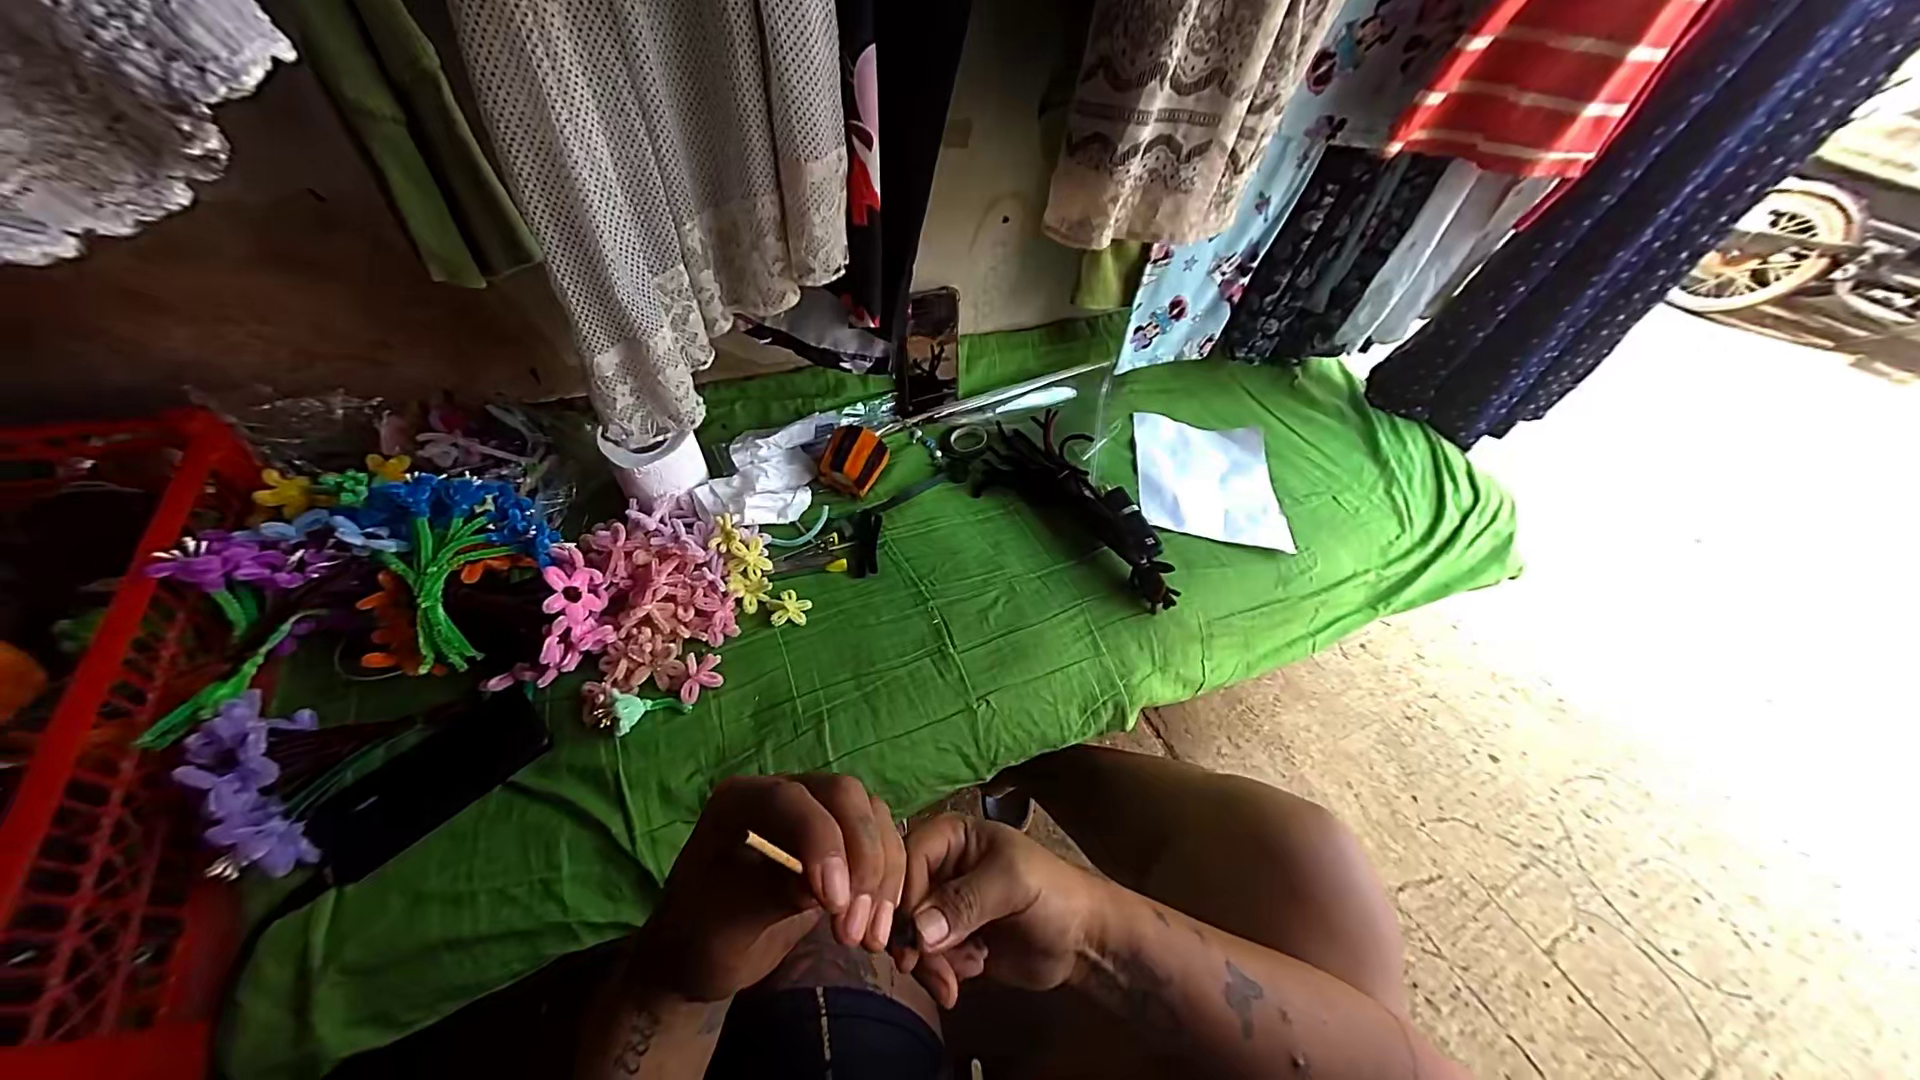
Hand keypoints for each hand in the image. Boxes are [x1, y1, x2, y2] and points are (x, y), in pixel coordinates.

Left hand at [639, 774, 904, 1001]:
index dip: (821, 841)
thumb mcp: (727, 922)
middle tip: (855, 925)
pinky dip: (889, 881)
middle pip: (844, 795)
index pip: (790, 800)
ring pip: (871, 815)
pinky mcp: (842, 836)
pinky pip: (881, 841)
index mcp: (742, 799)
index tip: (835, 902)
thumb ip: (776, 894)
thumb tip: (835, 889)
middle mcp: (785, 791)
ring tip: (868, 938)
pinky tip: (879, 926)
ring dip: (881, 873)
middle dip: (862, 855)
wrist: (702, 956)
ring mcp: (817, 810)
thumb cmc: (702, 936)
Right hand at [892, 813, 1104, 1007]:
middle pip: (902, 902)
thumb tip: (920, 931)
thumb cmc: (1053, 893)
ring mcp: (943, 905)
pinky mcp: (950, 940)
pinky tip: (973, 971)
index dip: (904, 898)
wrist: (1082, 940)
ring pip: (910, 935)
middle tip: (936, 971)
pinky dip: (942, 973)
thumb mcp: (1012, 884)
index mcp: (951, 836)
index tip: (912, 939)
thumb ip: (966, 901)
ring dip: (931, 963)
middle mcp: (940, 866)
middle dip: (916, 940)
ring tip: (966, 974)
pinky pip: (926, 958)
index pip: (907, 859)